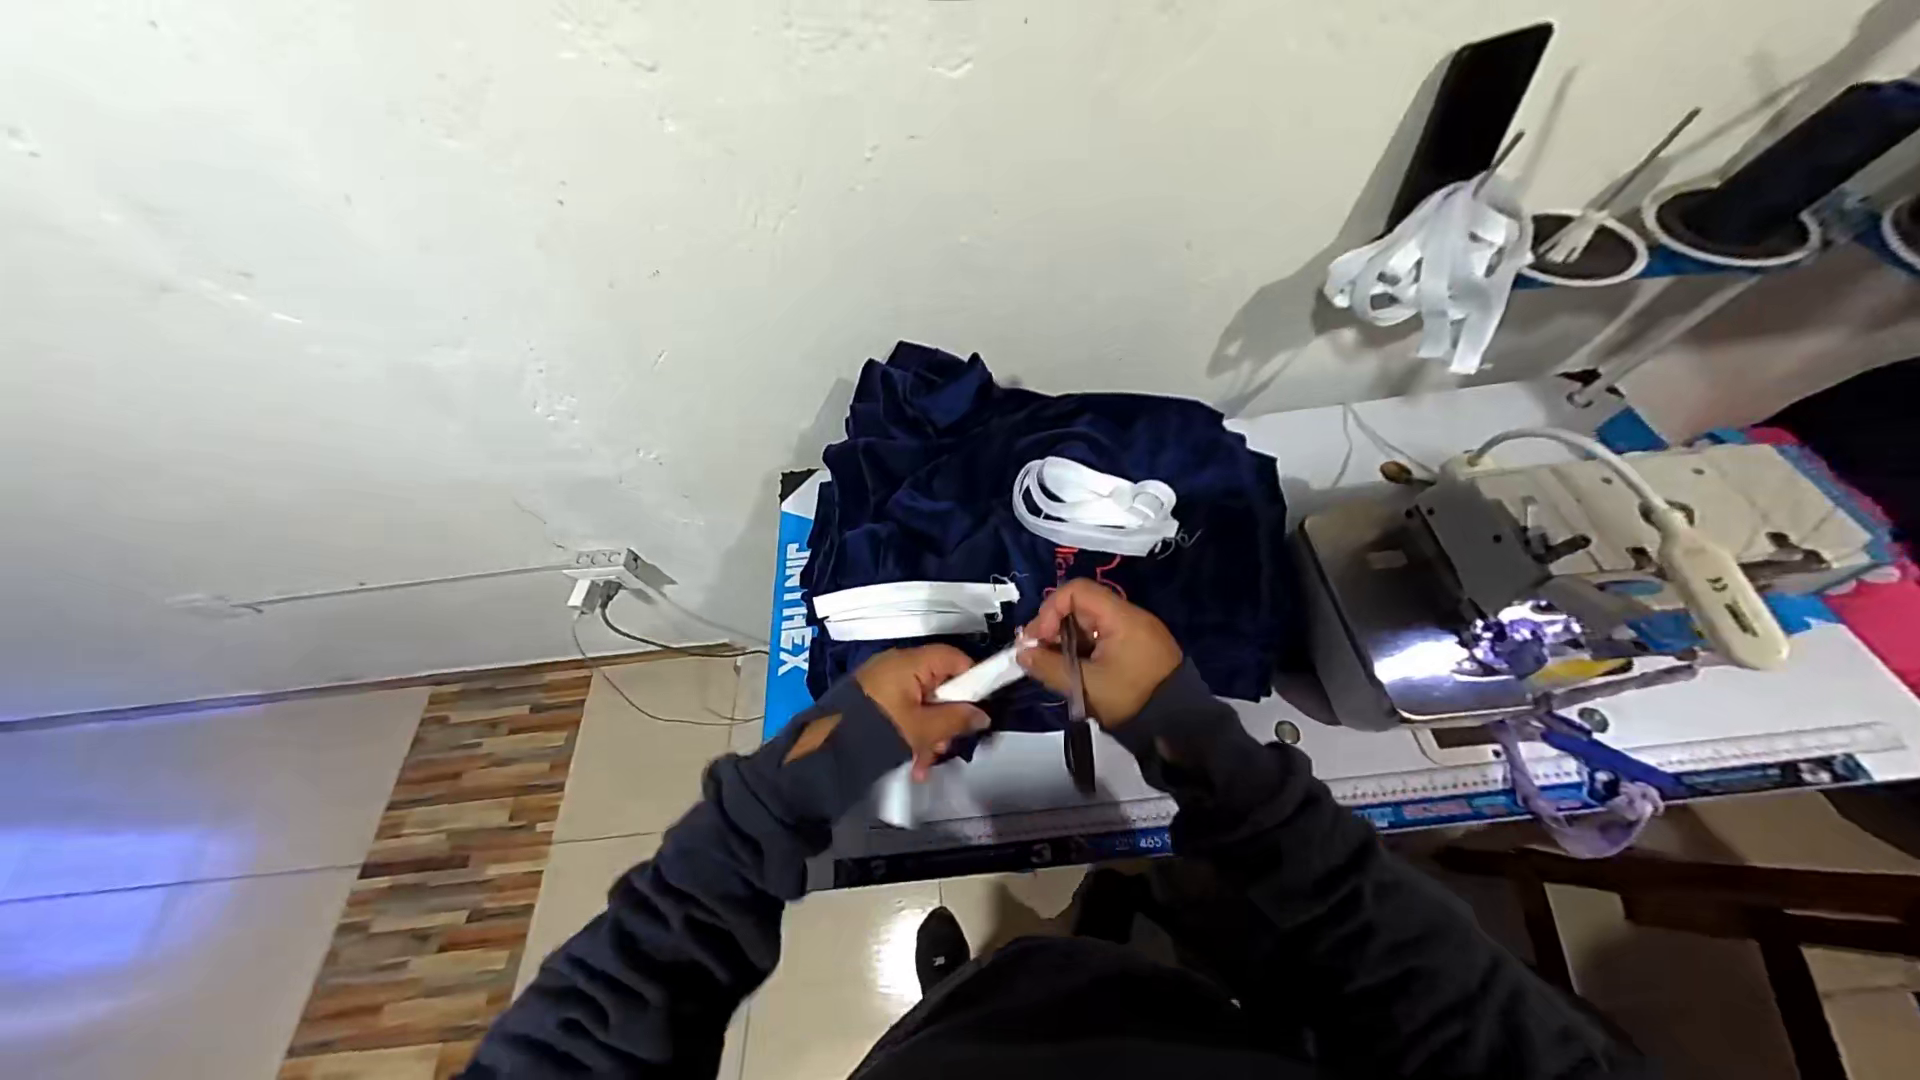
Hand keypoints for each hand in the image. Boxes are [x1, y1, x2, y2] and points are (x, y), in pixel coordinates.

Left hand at [854, 645, 991, 779]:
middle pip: (938, 684)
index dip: (971, 680)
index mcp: (909, 662)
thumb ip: (957, 719)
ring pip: (921, 702)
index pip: (954, 658)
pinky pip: (902, 709)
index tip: (977, 707)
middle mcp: (895, 664)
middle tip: (945, 745)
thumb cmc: (877, 732)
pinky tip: (910, 762)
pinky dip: (910, 732)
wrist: (823, 751)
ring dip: (928, 733)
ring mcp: (881, 681)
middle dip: (946, 718)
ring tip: (923, 763)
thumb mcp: (924, 729)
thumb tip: (982, 714)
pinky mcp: (870, 698)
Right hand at [1017, 580, 1182, 727]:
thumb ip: (1049, 667)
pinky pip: (1103, 638)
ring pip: (1089, 624)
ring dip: (1067, 641)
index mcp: (1120, 617)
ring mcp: (1136, 632)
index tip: (1039, 639)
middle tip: (1038, 655)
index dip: (1050, 610)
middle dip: (1054, 628)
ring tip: (1054, 667)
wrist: (1181, 727)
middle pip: (1081, 606)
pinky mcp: (1138, 649)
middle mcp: (1129, 616)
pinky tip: (1074, 671)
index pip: (1076, 591)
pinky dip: (1083, 650)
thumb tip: (1023, 654)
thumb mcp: (1085, 686)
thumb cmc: (1131, 699)